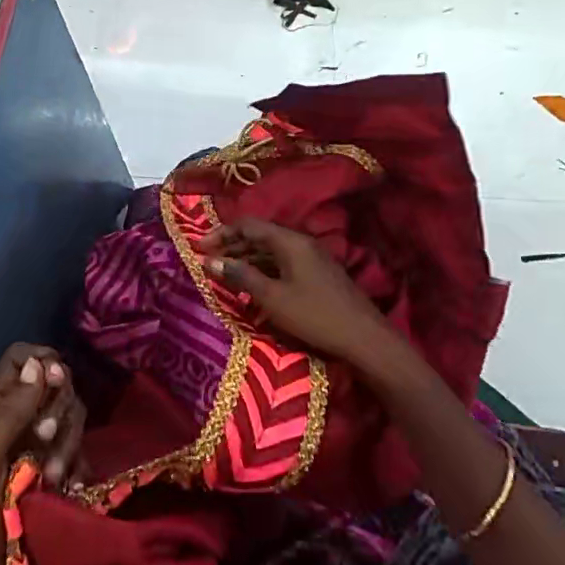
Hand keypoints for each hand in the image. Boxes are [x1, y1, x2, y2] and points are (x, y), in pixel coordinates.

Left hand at [0, 345, 85, 564]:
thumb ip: (7, 414)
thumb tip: (38, 364)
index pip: (20, 360)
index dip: (40, 361)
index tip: (54, 380)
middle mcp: (21, 422)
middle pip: (55, 382)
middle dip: (57, 407)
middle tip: (45, 439)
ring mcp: (45, 447)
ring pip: (74, 413)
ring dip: (67, 442)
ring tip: (51, 478)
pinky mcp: (66, 472)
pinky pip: (85, 450)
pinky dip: (79, 465)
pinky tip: (67, 489)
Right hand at [197, 217, 393, 363]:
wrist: (365, 340)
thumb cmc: (315, 316)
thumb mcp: (272, 298)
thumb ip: (240, 275)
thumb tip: (209, 260)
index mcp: (289, 241)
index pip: (248, 225)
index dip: (221, 233)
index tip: (199, 248)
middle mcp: (301, 243)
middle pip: (259, 236)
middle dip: (232, 246)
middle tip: (208, 262)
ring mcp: (312, 259)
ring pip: (271, 251)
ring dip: (246, 260)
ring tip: (225, 275)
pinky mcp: (318, 275)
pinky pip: (283, 264)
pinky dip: (263, 270)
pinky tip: (253, 288)